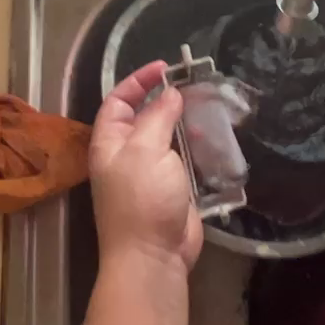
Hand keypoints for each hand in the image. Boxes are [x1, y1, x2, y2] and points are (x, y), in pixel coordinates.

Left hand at [89, 61, 201, 274]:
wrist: (154, 256)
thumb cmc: (142, 199)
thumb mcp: (146, 150)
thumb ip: (158, 117)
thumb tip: (171, 93)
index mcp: (110, 143)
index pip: (119, 101)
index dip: (138, 81)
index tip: (165, 68)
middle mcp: (128, 154)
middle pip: (145, 116)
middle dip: (166, 98)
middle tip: (194, 84)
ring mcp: (151, 171)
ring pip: (168, 135)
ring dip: (186, 120)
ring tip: (208, 106)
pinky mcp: (173, 187)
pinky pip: (185, 156)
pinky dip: (198, 144)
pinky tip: (214, 136)